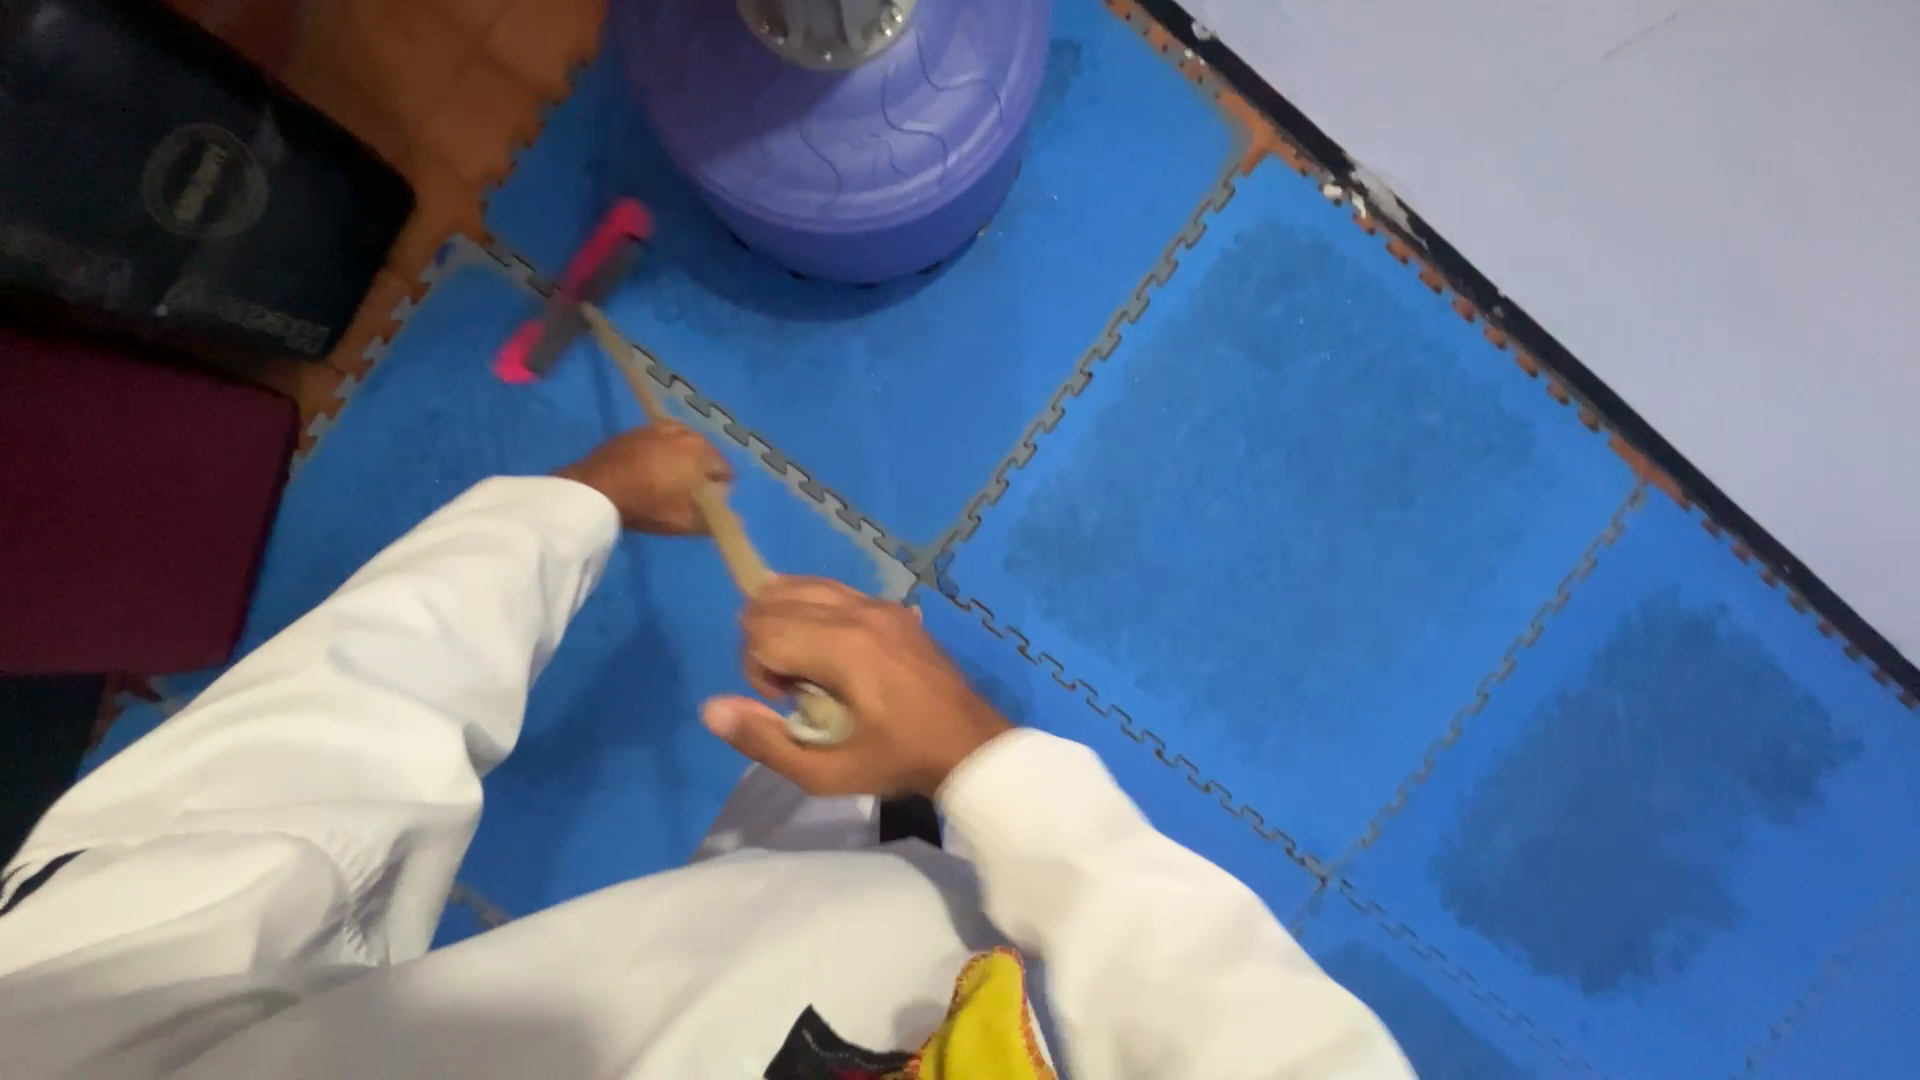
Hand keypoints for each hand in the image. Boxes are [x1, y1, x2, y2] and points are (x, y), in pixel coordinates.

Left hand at [554, 425, 731, 533]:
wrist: (596, 489)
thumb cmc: (649, 504)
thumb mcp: (685, 522)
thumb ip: (714, 522)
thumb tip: (739, 521)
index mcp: (702, 452)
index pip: (724, 468)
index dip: (722, 486)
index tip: (712, 501)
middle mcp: (684, 433)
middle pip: (705, 451)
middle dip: (703, 468)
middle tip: (693, 489)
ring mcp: (657, 428)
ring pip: (681, 442)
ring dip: (683, 456)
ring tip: (672, 476)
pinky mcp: (634, 431)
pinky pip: (658, 439)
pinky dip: (661, 451)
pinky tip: (651, 467)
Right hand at [701, 578, 1012, 796]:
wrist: (968, 743)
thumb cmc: (896, 761)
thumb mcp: (825, 772)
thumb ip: (763, 741)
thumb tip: (710, 707)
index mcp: (843, 647)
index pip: (761, 630)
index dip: (757, 670)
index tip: (786, 704)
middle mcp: (858, 611)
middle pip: (773, 598)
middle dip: (765, 641)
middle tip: (793, 686)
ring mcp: (879, 603)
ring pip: (800, 585)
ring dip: (786, 621)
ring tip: (809, 666)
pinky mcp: (893, 605)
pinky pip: (832, 589)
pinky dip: (812, 609)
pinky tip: (828, 649)